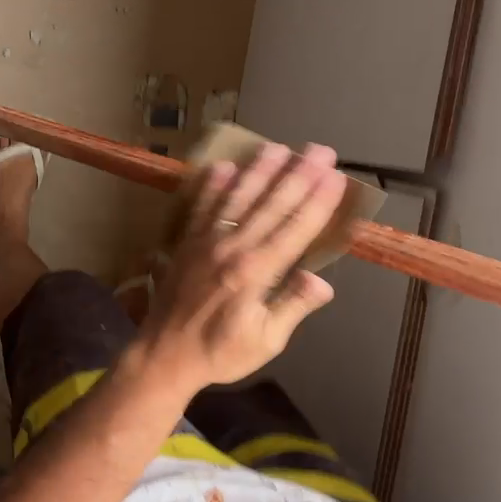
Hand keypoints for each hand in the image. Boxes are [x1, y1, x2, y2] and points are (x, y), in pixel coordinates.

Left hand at [128, 142, 346, 390]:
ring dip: (259, 170)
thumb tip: (322, 282)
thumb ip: (292, 307)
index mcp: (256, 272)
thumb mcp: (266, 341)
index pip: (296, 229)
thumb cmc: (220, 353)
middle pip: (272, 204)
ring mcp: (206, 241)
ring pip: (238, 198)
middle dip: (299, 175)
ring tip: (278, 147)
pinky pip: (202, 207)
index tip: (336, 176)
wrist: (164, 354)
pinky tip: (223, 166)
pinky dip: (212, 186)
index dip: (318, 202)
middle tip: (320, 150)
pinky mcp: (187, 242)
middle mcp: (232, 248)